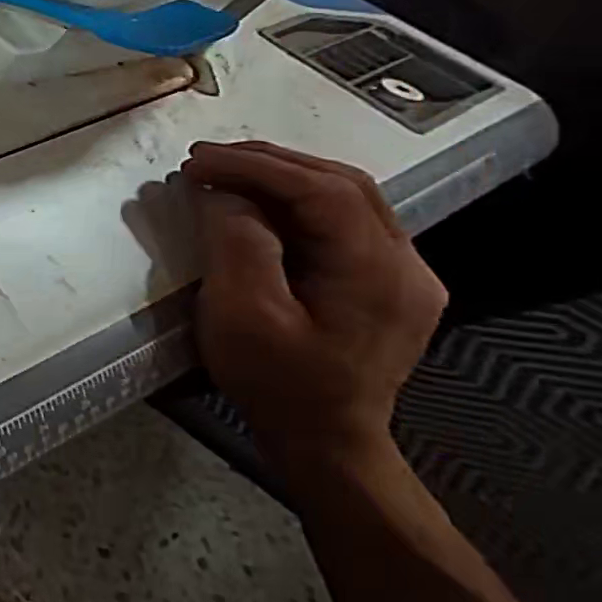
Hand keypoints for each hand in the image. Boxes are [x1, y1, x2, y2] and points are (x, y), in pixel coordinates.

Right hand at [180, 141, 446, 459]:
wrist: (324, 442)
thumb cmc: (278, 382)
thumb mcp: (244, 314)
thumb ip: (237, 243)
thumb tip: (225, 195)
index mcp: (376, 273)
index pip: (321, 190)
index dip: (255, 165)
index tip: (196, 163)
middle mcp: (404, 264)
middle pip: (340, 182)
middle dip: (266, 161)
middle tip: (204, 159)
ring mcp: (401, 272)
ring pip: (344, 194)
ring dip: (280, 173)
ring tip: (223, 171)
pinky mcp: (383, 280)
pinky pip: (342, 217)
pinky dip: (293, 196)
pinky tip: (257, 200)